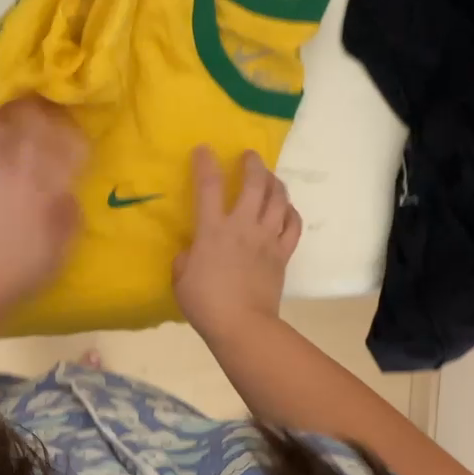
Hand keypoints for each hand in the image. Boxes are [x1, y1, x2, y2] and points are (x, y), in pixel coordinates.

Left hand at [0, 96, 87, 307]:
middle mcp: (17, 174)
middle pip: (25, 128)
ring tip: (0, 103)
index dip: (70, 133)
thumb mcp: (60, 249)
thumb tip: (70, 193)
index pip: (63, 149)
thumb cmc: (25, 271)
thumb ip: (68, 217)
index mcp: (46, 188)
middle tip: (35, 98)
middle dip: (32, 108)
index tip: (74, 127)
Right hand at [174, 147, 300, 341]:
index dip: (205, 163)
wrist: (242, 325)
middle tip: (248, 157)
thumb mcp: (180, 280)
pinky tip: (287, 210)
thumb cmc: (205, 304)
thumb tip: (192, 252)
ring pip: (278, 198)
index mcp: (213, 230)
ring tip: (269, 178)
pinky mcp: (282, 254)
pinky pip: (293, 225)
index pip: (209, 186)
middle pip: (254, 183)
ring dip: (275, 182)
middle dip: (251, 164)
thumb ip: (185, 259)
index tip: (203, 150)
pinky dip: (291, 212)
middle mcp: (243, 226)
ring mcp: (267, 238)